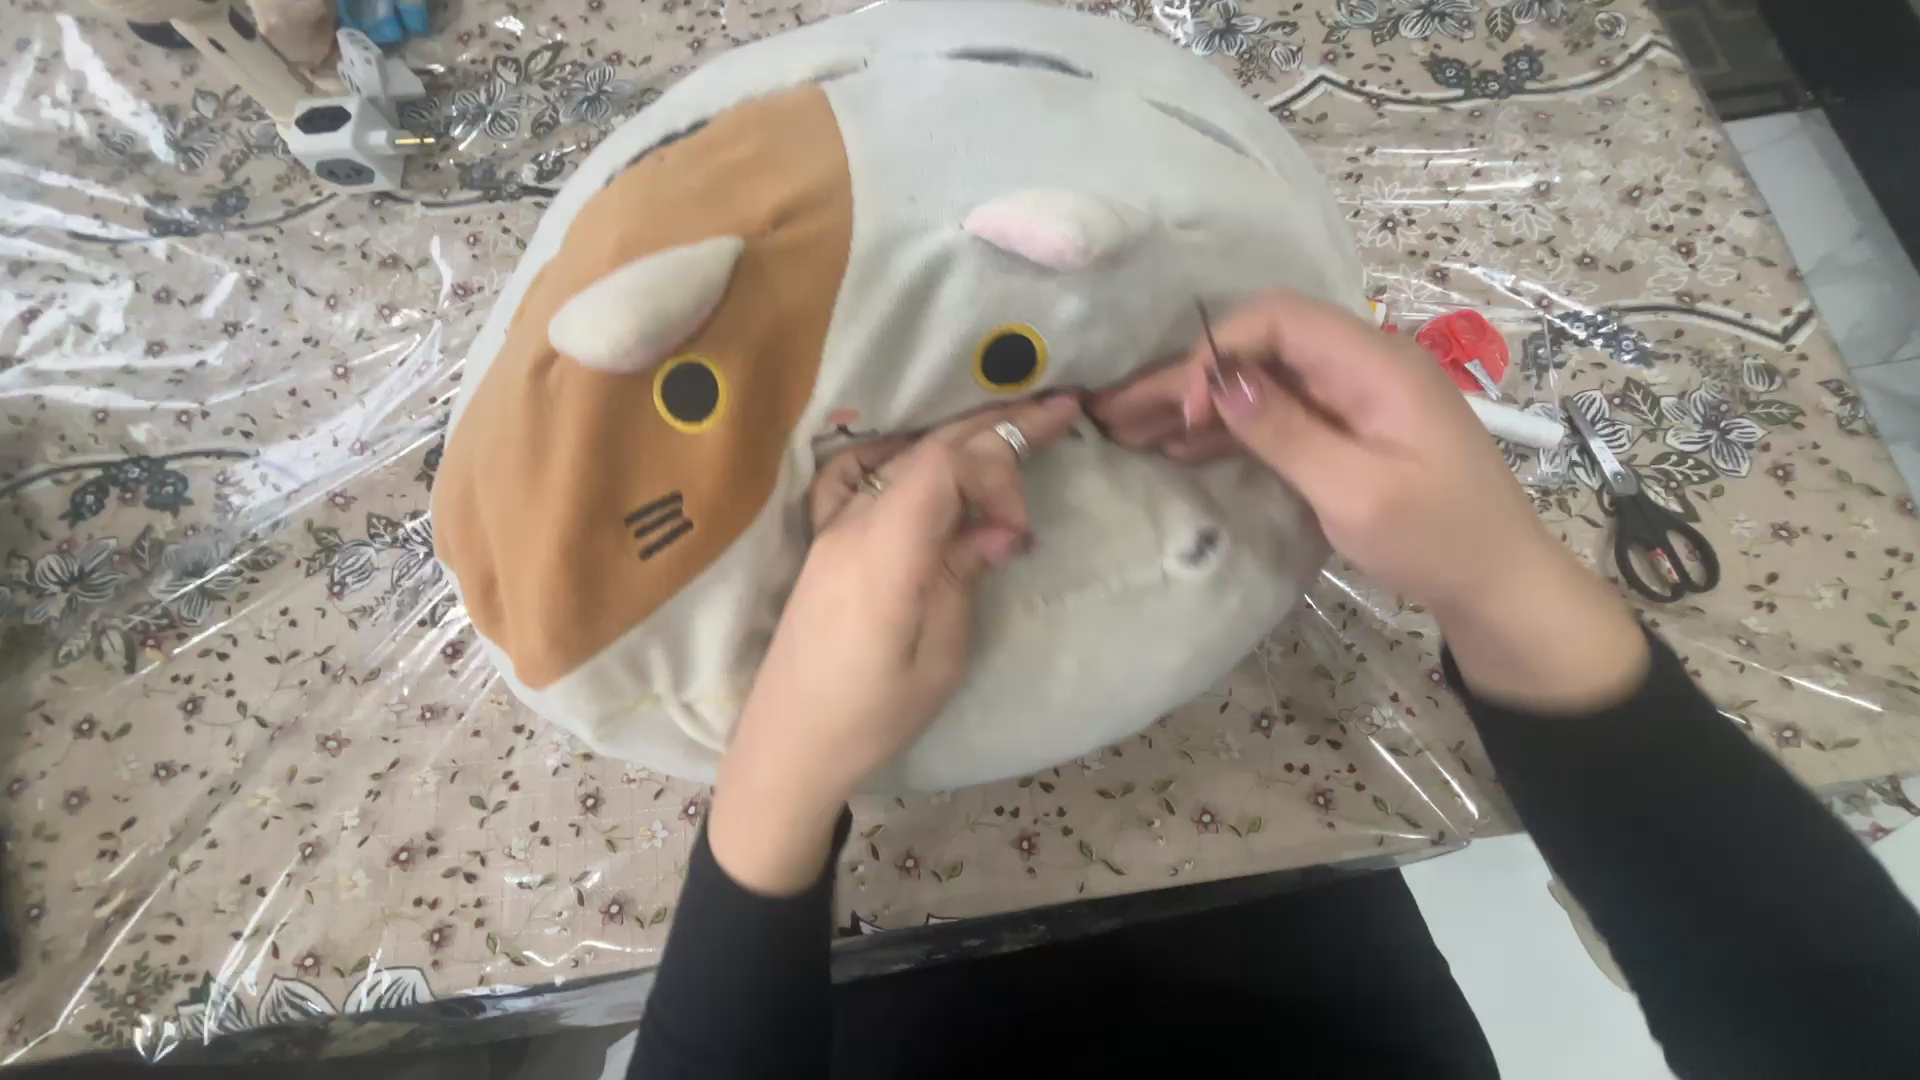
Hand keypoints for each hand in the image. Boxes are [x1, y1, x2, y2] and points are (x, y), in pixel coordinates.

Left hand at [708, 393, 1081, 893]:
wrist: (790, 744)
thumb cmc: (871, 717)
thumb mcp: (938, 658)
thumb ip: (965, 576)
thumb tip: (999, 529)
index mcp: (885, 553)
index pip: (944, 464)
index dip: (998, 466)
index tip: (1022, 528)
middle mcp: (853, 525)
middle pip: (929, 452)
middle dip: (997, 429)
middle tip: (1059, 413)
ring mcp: (832, 530)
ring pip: (901, 461)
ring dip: (959, 444)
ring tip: (1008, 429)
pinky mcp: (823, 544)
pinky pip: (857, 478)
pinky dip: (901, 458)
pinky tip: (921, 463)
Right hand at [1101, 290, 1645, 711]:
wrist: (1494, 581)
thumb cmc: (1437, 538)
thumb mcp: (1357, 491)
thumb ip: (1287, 432)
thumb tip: (1220, 384)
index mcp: (1373, 364)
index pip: (1277, 320)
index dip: (1219, 352)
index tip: (1186, 408)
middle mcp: (1355, 367)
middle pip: (1254, 350)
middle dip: (1184, 379)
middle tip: (1115, 412)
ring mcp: (1344, 399)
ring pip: (1253, 384)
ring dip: (1192, 406)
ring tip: (1127, 430)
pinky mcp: (1336, 430)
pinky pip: (1268, 417)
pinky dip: (1221, 431)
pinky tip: (1176, 447)